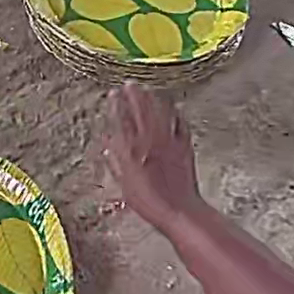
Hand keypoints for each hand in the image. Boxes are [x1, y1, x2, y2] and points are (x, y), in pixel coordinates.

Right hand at [103, 83, 207, 228]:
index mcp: (134, 149)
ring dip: (153, 100)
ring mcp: (170, 142)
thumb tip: (108, 142)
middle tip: (130, 84)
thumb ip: (116, 161)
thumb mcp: (125, 183)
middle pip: (142, 111)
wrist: (179, 209)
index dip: (117, 105)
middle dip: (135, 95)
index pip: (123, 120)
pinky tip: (174, 108)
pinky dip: (175, 113)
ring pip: (161, 113)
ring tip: (148, 91)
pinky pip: (180, 123)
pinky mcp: (185, 146)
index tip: (113, 94)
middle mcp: (152, 141)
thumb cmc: (150, 202)